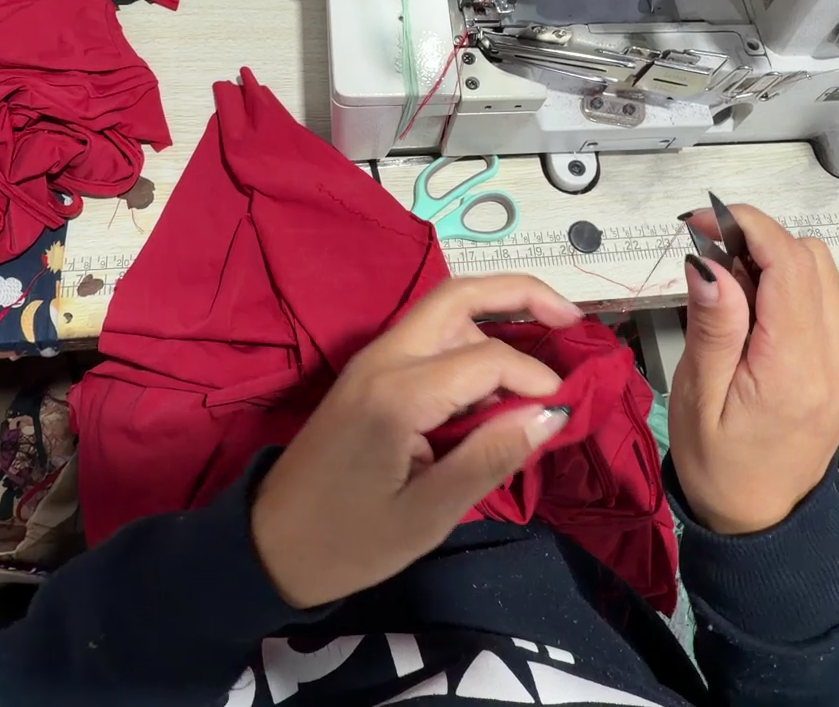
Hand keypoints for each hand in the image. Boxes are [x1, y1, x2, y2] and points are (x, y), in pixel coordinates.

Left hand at [250, 275, 584, 607]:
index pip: (486, 358)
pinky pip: (428, 337)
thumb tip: (549, 414)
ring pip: (442, 311)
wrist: (269, 544)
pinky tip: (491, 381)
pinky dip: (469, 342)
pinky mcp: (370, 371)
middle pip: (457, 295)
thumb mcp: (427, 516)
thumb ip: (489, 458)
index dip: (534, 378)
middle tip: (570, 318)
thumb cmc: (347, 540)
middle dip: (519, 293)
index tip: (561, 410)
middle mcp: (384, 358)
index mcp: (398, 394)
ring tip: (534, 361)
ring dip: (493, 319)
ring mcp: (373, 359)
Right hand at [670, 203, 838, 534]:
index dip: (747, 225)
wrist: (762, 517)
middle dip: (755, 241)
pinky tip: (752, 314)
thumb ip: (713, 326)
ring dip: (770, 261)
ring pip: (819, 272)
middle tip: (706, 262)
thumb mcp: (698, 395)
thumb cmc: (717, 460)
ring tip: (726, 292)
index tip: (702, 221)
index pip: (790, 263)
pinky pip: (822, 298)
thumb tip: (710, 262)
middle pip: (810, 258)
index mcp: (799, 367)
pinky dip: (784, 286)